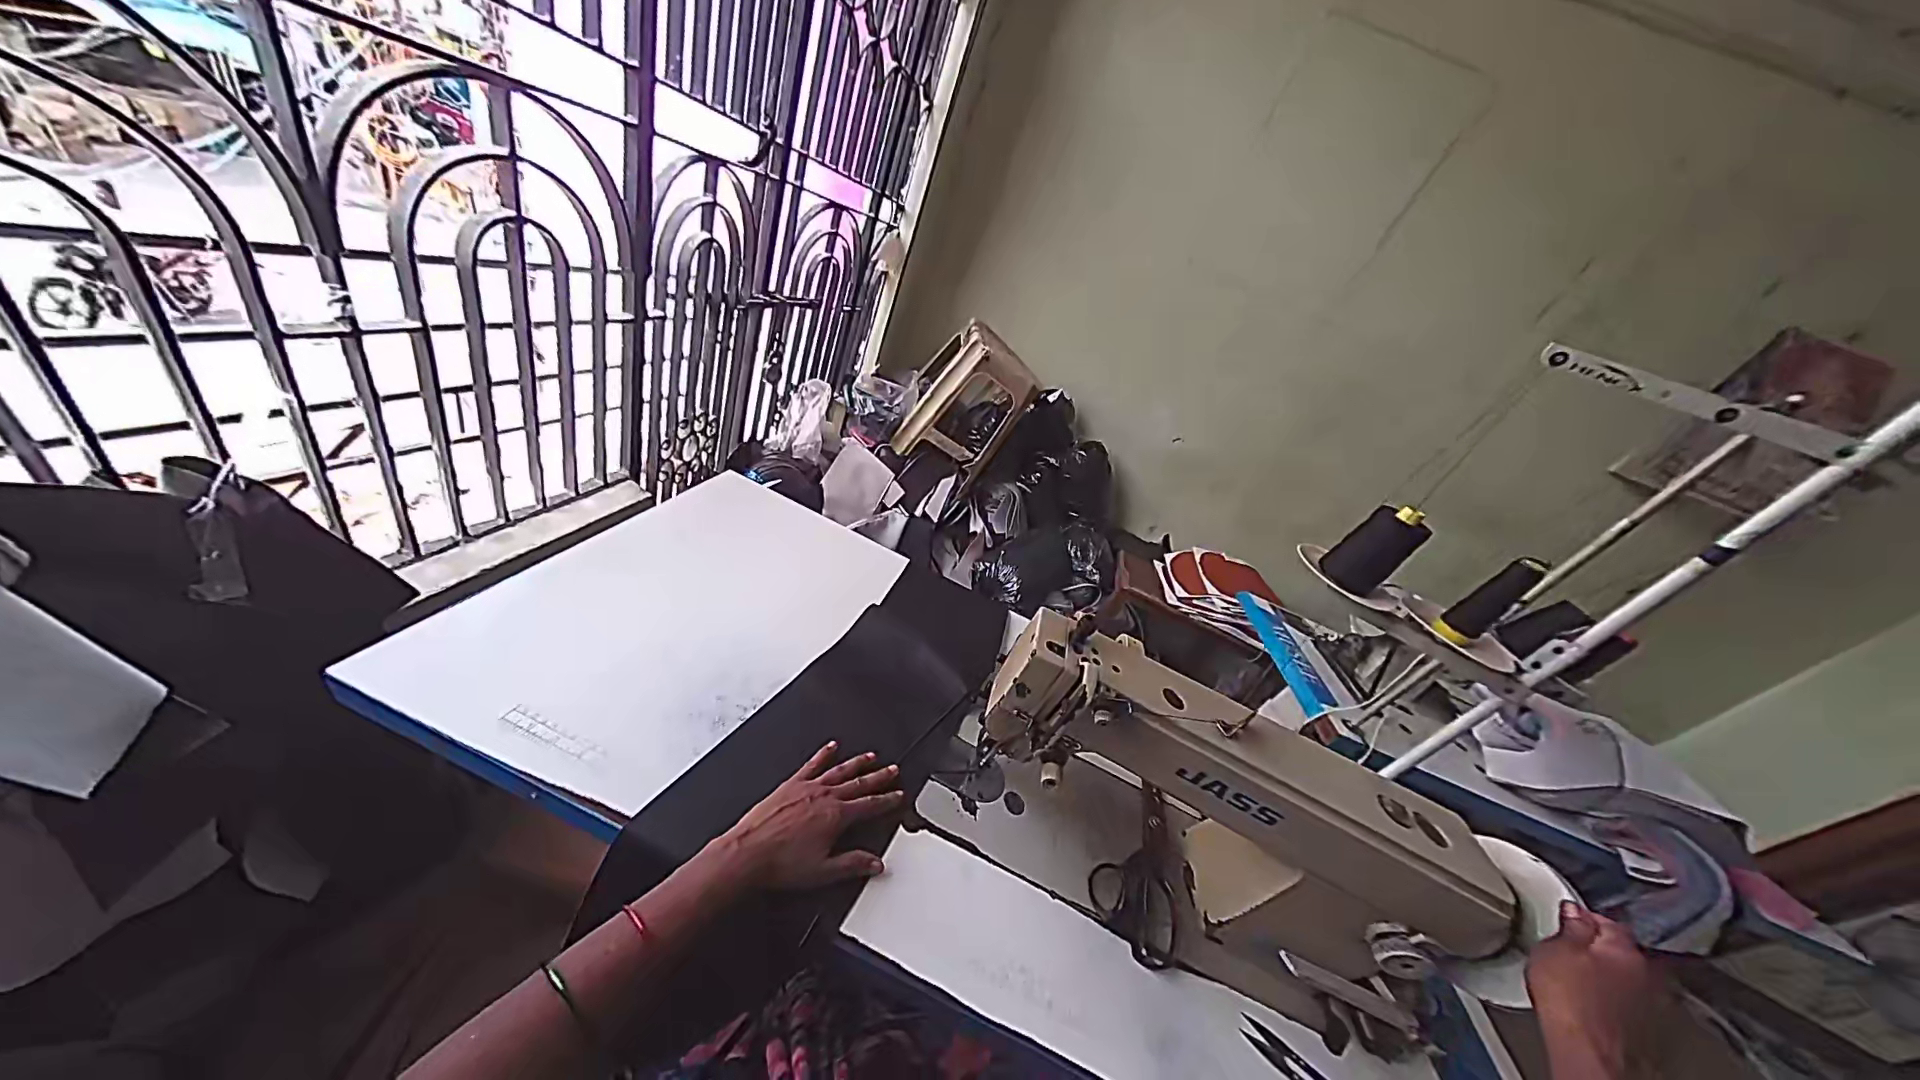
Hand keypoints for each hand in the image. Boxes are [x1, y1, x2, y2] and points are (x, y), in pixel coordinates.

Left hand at [712, 742, 903, 890]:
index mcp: (836, 817)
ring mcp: (807, 787)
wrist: (747, 854)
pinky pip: (812, 764)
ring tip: (871, 756)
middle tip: (893, 770)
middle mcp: (825, 797)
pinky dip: (823, 754)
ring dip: (857, 762)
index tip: (898, 795)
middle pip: (859, 783)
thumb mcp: (823, 871)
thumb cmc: (780, 864)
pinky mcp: (790, 784)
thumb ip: (853, 864)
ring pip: (840, 770)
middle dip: (879, 777)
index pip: (870, 805)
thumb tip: (875, 863)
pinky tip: (830, 747)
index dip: (887, 800)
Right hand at [1527, 903, 1665, 1077]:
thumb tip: (1574, 913)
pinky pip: (1632, 1005)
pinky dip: (1616, 1001)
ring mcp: (1655, 1008)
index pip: (1609, 922)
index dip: (1586, 917)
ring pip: (1631, 980)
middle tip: (1571, 949)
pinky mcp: (1651, 1033)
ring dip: (1612, 977)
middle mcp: (1650, 978)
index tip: (1569, 918)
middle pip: (1624, 952)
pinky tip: (1595, 1005)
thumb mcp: (1555, 950)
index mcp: (1627, 951)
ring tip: (1581, 979)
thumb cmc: (1571, 1002)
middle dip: (1602, 950)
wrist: (1590, 1054)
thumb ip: (1570, 927)